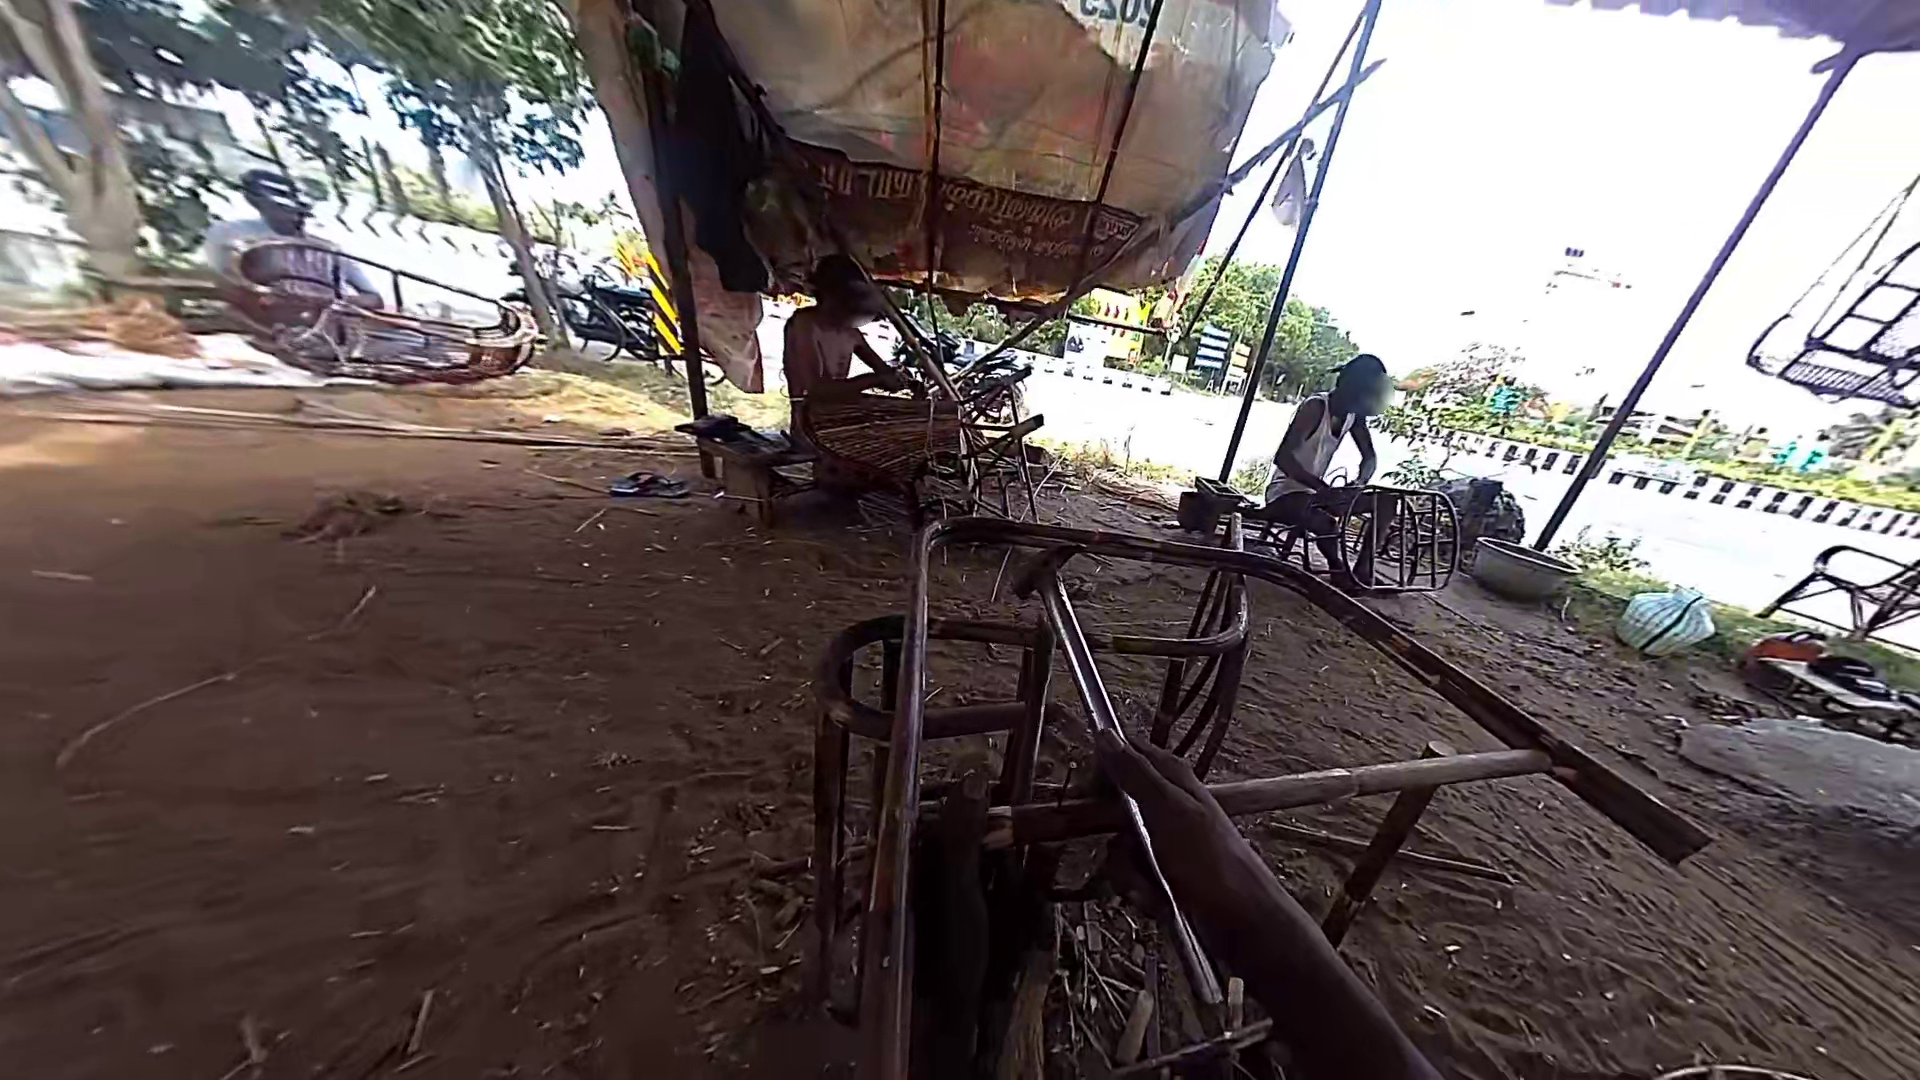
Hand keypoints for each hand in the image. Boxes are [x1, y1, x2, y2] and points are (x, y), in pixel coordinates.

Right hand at [1094, 731, 1278, 941]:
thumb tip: (1105, 733)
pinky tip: (1156, 901)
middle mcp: (1166, 802)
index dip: (1104, 769)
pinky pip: (1132, 872)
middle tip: (1126, 849)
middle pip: (1115, 803)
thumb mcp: (1168, 811)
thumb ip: (1135, 773)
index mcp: (1171, 776)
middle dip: (1113, 833)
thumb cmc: (1210, 863)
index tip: (1092, 793)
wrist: (1247, 929)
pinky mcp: (1164, 870)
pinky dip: (1139, 889)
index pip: (1124, 752)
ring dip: (1127, 870)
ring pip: (1119, 843)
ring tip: (1149, 887)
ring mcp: (1164, 838)